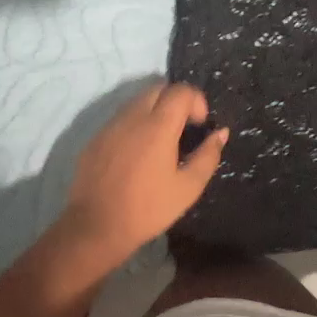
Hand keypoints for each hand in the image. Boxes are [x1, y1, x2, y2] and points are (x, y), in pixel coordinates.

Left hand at [58, 83, 226, 263]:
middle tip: (183, 129)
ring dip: (155, 111)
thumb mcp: (188, 188)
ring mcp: (110, 126)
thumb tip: (220, 132)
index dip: (196, 101)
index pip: (181, 91)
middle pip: (158, 88)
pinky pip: (121, 119)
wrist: (95, 228)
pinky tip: (137, 154)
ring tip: (161, 142)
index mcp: (158, 126)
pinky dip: (135, 124)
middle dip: (176, 100)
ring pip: (137, 101)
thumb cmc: (148, 209)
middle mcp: (132, 117)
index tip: (199, 126)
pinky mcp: (95, 139)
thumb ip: (208, 155)